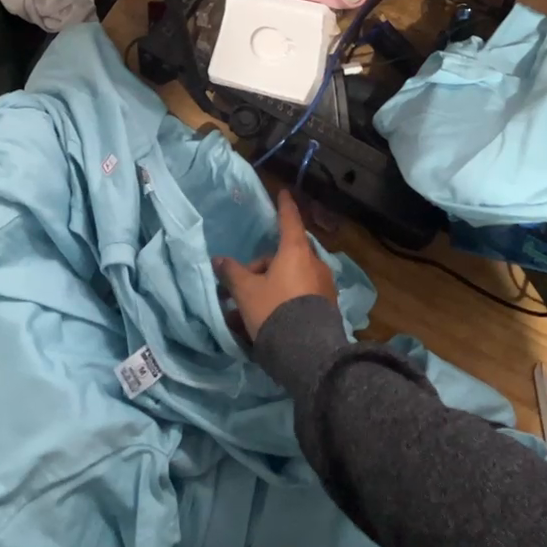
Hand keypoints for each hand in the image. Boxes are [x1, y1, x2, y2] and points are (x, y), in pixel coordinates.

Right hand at [213, 190, 336, 338]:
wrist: (309, 354)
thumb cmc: (274, 311)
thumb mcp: (246, 292)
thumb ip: (232, 273)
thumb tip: (219, 260)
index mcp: (295, 251)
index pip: (289, 220)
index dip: (284, 206)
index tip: (283, 192)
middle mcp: (314, 263)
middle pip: (285, 254)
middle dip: (263, 265)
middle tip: (242, 283)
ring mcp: (323, 286)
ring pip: (292, 276)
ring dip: (271, 285)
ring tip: (248, 308)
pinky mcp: (327, 307)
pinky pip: (300, 294)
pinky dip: (283, 299)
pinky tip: (266, 320)